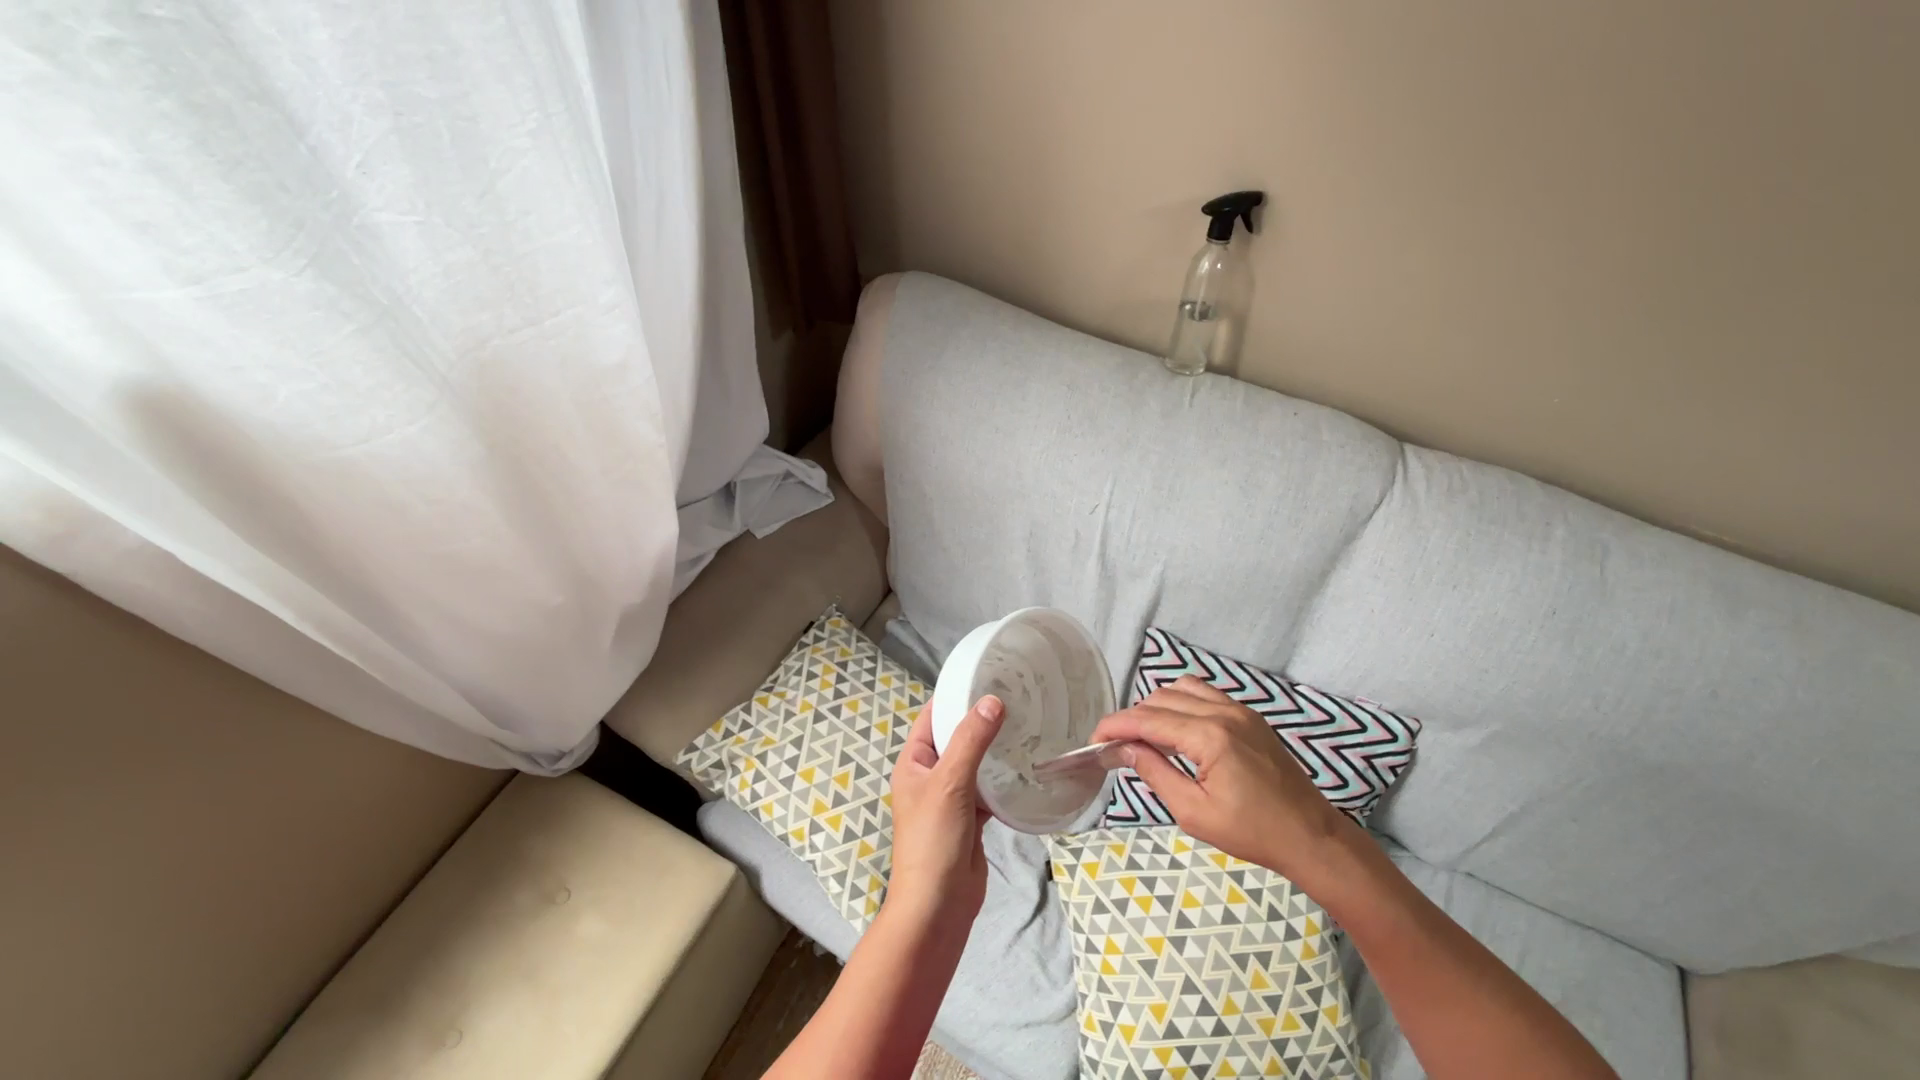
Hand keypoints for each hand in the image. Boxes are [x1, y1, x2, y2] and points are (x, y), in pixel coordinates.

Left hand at [885, 696, 1005, 925]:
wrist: (938, 906)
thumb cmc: (934, 841)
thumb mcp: (950, 783)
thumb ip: (971, 741)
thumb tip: (992, 700)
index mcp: (913, 763)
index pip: (932, 716)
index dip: (955, 695)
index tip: (987, 675)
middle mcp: (929, 777)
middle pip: (957, 738)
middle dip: (981, 720)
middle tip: (1018, 698)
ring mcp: (951, 799)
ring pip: (975, 764)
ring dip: (995, 749)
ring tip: (1028, 725)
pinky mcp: (971, 819)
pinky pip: (989, 790)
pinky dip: (1004, 779)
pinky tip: (1027, 767)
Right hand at [1091, 675, 1355, 884]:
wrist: (1310, 836)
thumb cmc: (1252, 832)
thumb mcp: (1194, 812)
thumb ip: (1155, 773)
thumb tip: (1124, 749)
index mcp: (1209, 736)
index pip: (1147, 719)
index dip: (1115, 727)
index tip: (1094, 741)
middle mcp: (1223, 713)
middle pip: (1160, 699)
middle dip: (1132, 718)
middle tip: (1116, 746)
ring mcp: (1240, 711)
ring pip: (1182, 689)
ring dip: (1156, 707)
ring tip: (1144, 738)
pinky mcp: (1250, 717)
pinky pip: (1205, 694)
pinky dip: (1181, 704)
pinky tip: (1175, 730)